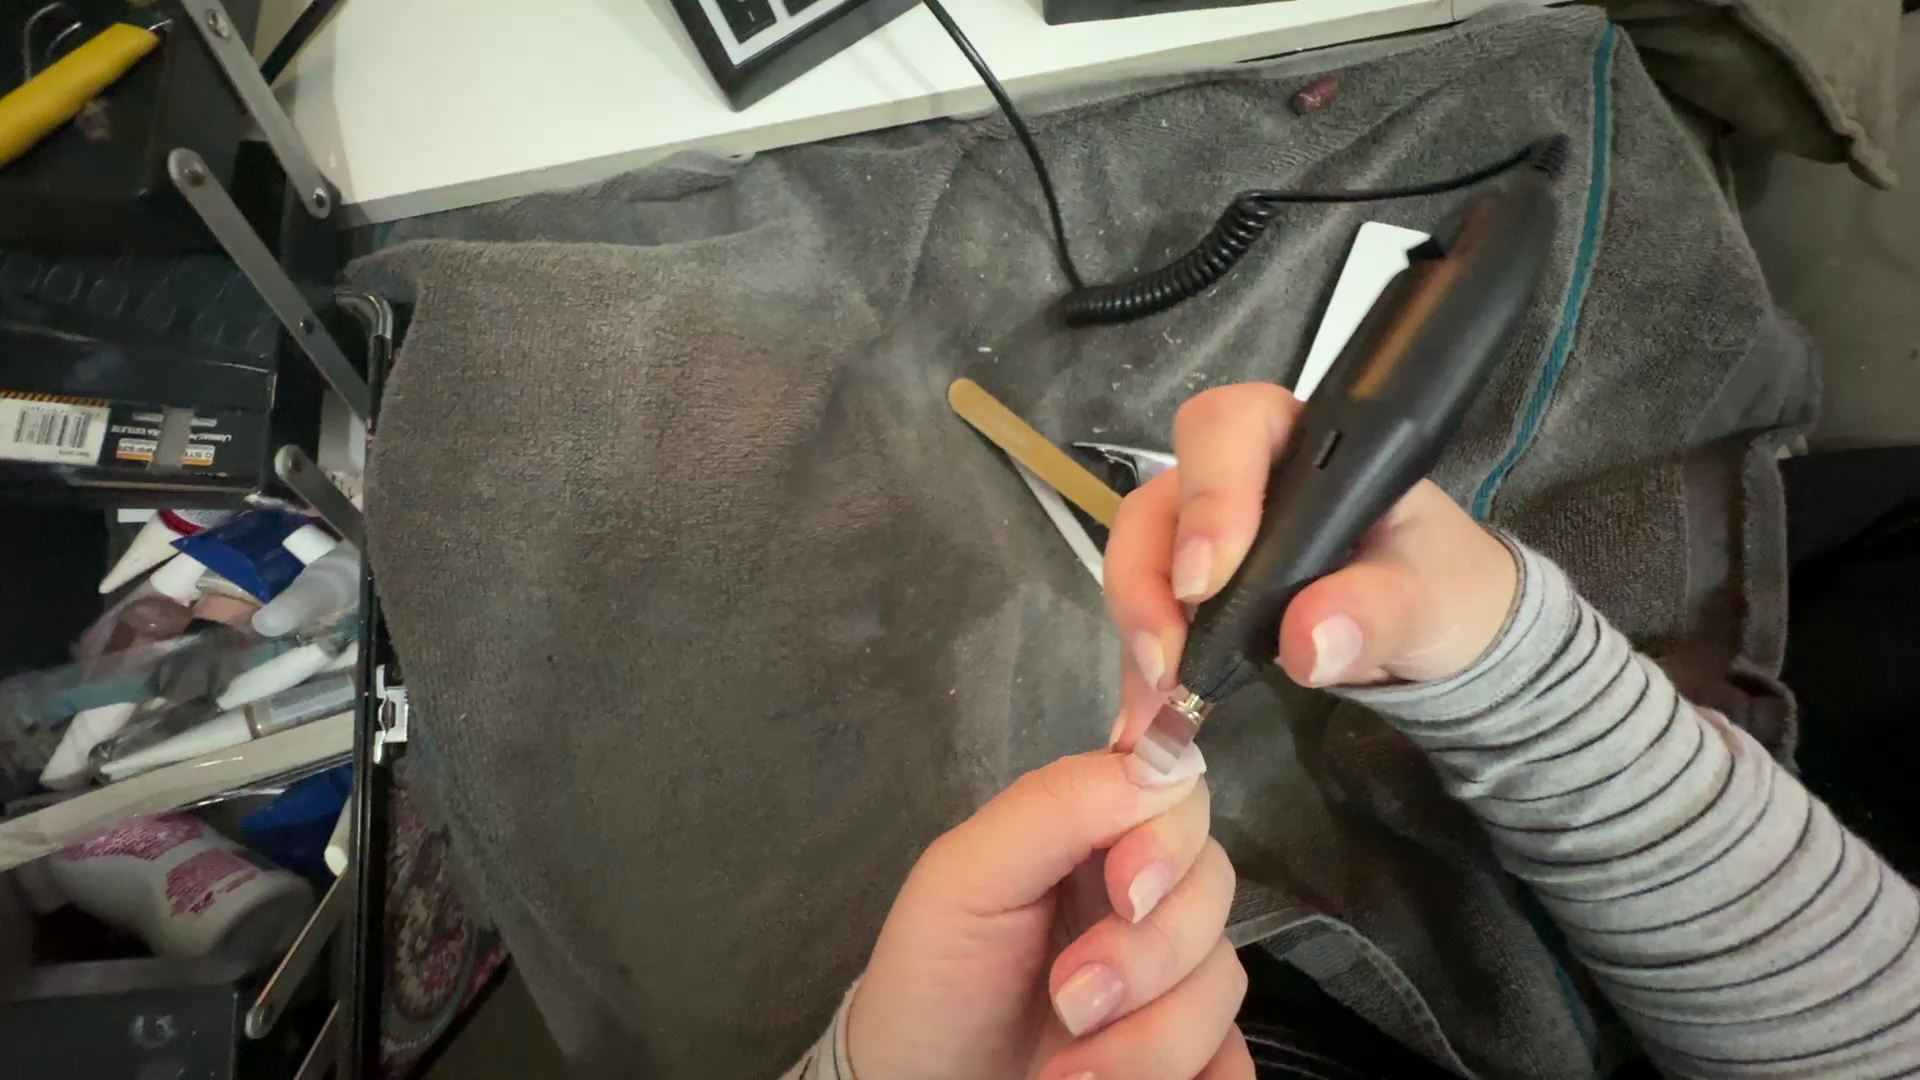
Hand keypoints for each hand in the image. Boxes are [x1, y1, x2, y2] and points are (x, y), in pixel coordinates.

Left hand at [848, 748, 1252, 1079]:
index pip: (1174, 790)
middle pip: (1210, 882)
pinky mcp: (1189, 1050)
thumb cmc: (934, 973)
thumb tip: (1163, 762)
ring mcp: (1168, 974)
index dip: (1168, 836)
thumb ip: (1055, 805)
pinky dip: (1186, 1077)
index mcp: (1090, 832)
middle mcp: (1138, 890)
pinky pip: (1236, 1055)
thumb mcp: (968, 873)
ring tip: (1068, 1071)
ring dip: (1149, 1037)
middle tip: (1071, 996)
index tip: (1125, 887)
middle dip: (1146, 950)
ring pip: (1223, 975)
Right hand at [1105, 383, 1519, 741]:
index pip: (1228, 430)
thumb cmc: (1435, 581)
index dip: (1206, 496)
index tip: (1205, 583)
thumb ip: (1384, 609)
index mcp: (1299, 445)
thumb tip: (1307, 640)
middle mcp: (1232, 480)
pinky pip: (1145, 617)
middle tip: (1166, 662)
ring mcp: (1199, 533)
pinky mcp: (1185, 587)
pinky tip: (1148, 717)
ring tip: (1158, 703)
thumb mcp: (1433, 595)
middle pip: (1156, 505)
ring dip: (1137, 631)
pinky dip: (1139, 670)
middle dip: (1146, 584)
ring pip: (1136, 561)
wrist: (1425, 626)